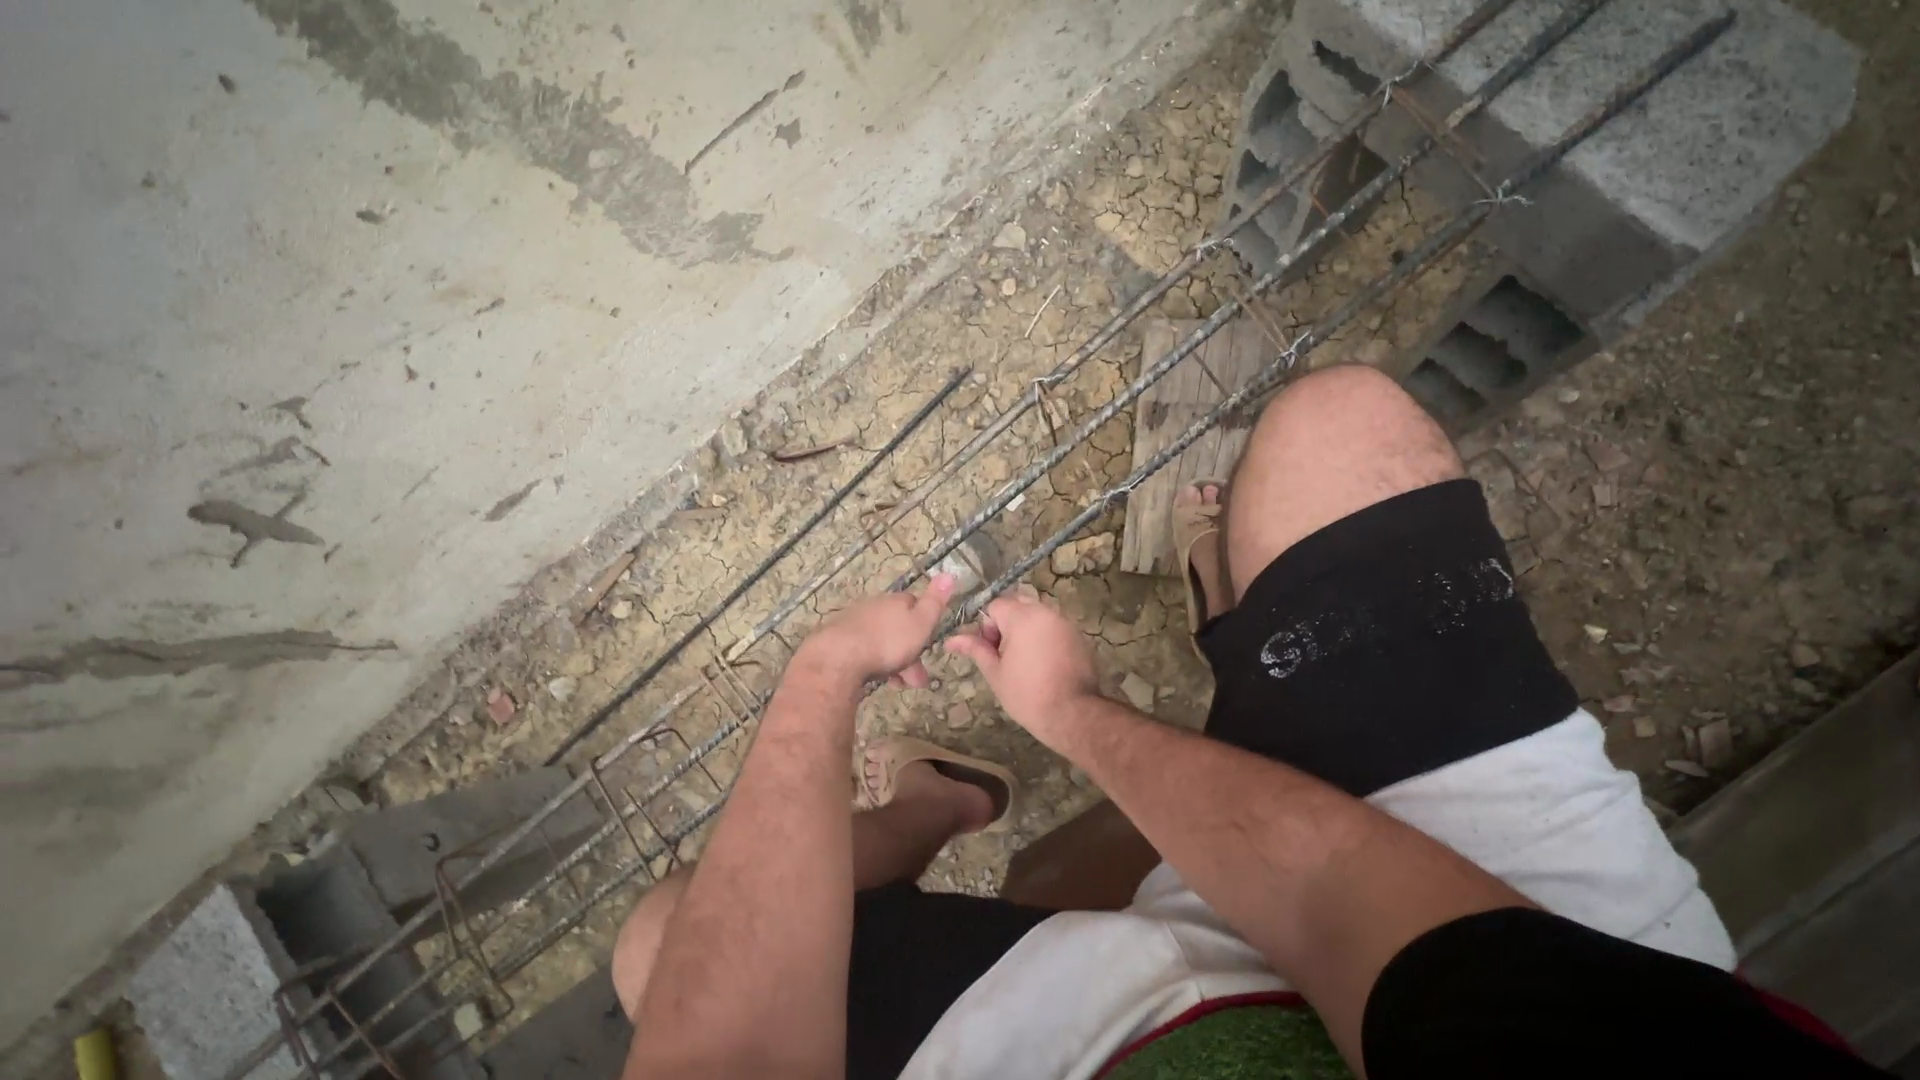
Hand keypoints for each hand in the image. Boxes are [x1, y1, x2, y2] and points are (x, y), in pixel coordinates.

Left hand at [795, 574, 957, 688]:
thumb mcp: (921, 622)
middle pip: (897, 629)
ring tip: (895, 685)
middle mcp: (874, 607)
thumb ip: (935, 601)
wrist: (838, 657)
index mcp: (896, 601)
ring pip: (881, 643)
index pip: (915, 607)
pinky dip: (871, 663)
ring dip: (892, 664)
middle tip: (914, 682)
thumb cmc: (887, 642)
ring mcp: (854, 622)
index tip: (929, 650)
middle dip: (909, 656)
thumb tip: (949, 573)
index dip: (924, 629)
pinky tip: (872, 678)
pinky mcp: (837, 640)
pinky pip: (862, 651)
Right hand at [944, 587, 1101, 744]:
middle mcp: (1045, 612)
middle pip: (1017, 603)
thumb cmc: (1027, 695)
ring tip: (1022, 660)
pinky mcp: (1077, 635)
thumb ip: (976, 649)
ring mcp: (1064, 623)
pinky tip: (1041, 663)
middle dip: (1006, 623)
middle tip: (1004, 653)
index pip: (996, 604)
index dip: (988, 626)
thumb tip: (951, 640)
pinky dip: (1042, 636)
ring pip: (1036, 614)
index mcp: (1023, 618)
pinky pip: (1052, 626)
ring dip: (1024, 629)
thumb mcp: (995, 672)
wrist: (1072, 714)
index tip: (991, 650)